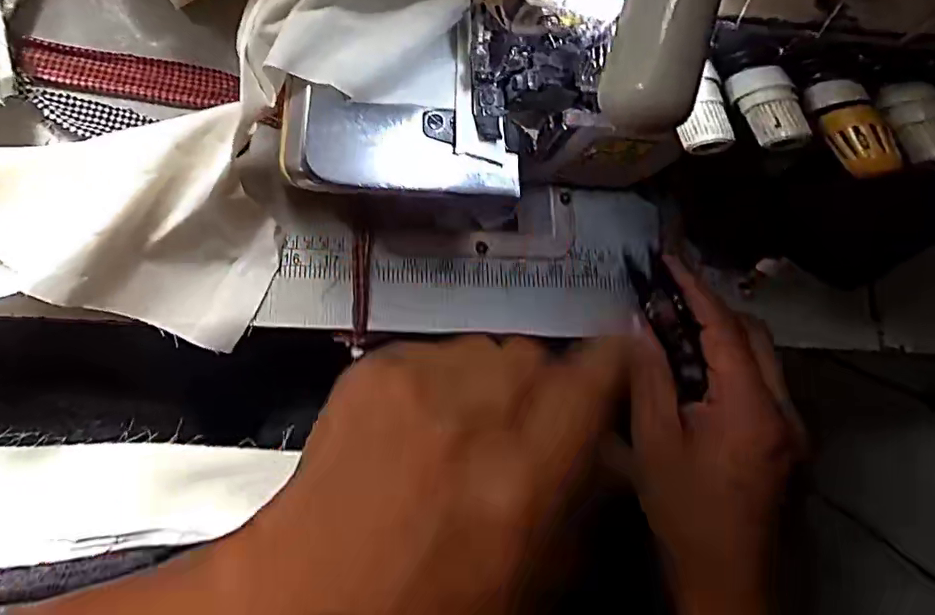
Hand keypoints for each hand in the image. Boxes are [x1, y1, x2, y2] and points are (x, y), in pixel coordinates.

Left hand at [217, 335, 628, 614]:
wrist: (318, 588)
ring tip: (465, 421)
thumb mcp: (528, 575)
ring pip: (481, 345)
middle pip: (532, 355)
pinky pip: (429, 347)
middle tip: (522, 420)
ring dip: (486, 376)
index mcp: (518, 476)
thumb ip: (577, 503)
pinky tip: (422, 416)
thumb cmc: (428, 601)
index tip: (616, 356)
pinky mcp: (372, 367)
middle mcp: (466, 411)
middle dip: (539, 383)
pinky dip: (437, 374)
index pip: (586, 382)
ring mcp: (413, 380)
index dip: (609, 362)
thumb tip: (606, 450)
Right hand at [630, 254, 802, 614]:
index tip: (667, 259)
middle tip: (666, 292)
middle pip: (754, 335)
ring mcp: (794, 430)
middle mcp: (786, 413)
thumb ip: (649, 373)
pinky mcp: (790, 444)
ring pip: (763, 358)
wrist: (731, 582)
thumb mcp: (654, 438)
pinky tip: (696, 370)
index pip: (725, 329)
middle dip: (711, 305)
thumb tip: (640, 320)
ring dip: (722, 333)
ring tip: (674, 325)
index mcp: (753, 409)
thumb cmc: (686, 510)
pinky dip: (731, 361)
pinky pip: (763, 382)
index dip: (693, 288)